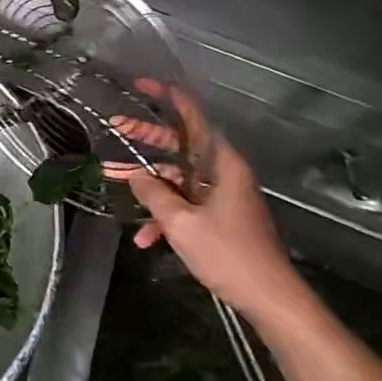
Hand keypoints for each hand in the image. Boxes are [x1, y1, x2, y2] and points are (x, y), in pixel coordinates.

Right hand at [105, 88, 303, 322]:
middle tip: (115, 128)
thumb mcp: (182, 224)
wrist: (268, 295)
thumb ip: (155, 196)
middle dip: (148, 139)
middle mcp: (224, 171)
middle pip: (182, 144)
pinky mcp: (221, 217)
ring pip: (180, 177)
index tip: (141, 85)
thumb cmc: (228, 253)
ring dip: (150, 183)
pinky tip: (145, 239)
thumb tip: (135, 176)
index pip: (193, 117)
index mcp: (222, 163)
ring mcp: (223, 195)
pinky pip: (188, 205)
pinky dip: (167, 215)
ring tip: (113, 179)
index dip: (168, 96)